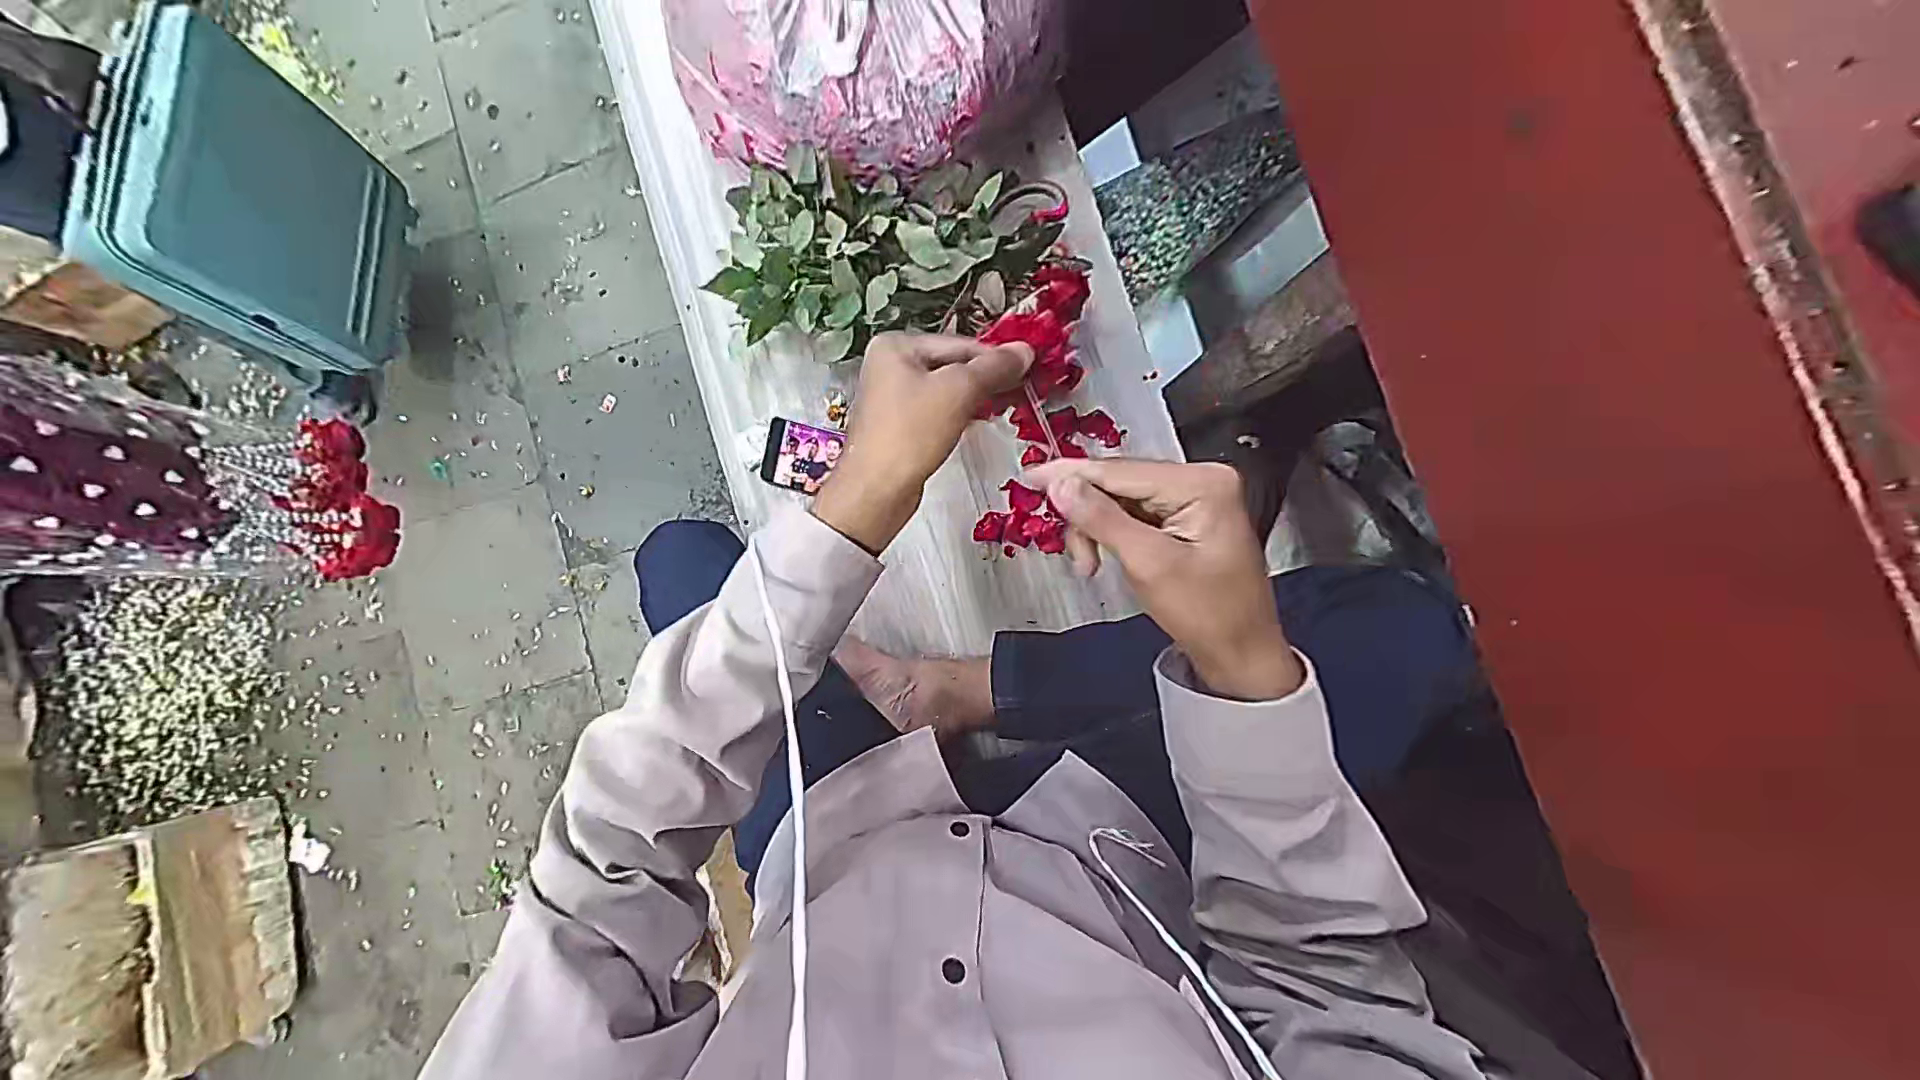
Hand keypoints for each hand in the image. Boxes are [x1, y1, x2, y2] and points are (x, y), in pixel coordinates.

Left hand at [813, 333, 1032, 552]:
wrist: (877, 490)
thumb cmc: (909, 435)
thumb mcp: (959, 392)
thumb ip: (994, 368)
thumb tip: (1024, 352)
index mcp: (895, 346)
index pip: (959, 343)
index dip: (994, 358)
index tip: (1025, 370)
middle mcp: (890, 366)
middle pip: (953, 365)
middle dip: (986, 378)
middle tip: (1019, 390)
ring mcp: (893, 397)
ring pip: (947, 390)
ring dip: (976, 397)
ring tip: (1004, 406)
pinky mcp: (900, 426)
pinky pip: (938, 411)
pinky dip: (960, 414)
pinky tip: (977, 422)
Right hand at [1025, 458, 1304, 700]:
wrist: (1240, 654)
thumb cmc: (1208, 614)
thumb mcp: (1148, 564)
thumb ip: (1101, 519)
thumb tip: (1060, 484)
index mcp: (1202, 483)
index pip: (1120, 471)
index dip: (1070, 475)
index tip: (1030, 477)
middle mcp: (1200, 479)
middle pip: (1118, 482)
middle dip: (1086, 514)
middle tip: (1073, 552)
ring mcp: (1193, 497)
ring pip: (1119, 499)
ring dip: (1096, 529)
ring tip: (1089, 565)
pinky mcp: (1184, 517)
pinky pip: (1132, 513)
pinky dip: (1110, 534)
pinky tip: (1103, 556)